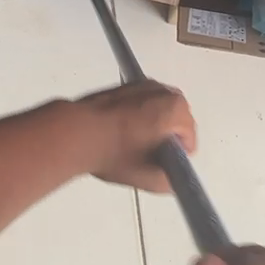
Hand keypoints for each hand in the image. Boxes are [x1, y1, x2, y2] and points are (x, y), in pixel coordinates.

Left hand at [72, 81, 195, 193]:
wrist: (76, 132)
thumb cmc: (115, 153)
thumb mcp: (148, 178)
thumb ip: (170, 180)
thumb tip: (172, 177)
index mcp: (176, 109)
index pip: (188, 138)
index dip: (176, 155)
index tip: (159, 164)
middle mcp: (164, 90)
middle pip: (175, 121)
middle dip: (165, 137)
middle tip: (145, 156)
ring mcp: (143, 84)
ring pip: (158, 111)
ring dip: (151, 126)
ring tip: (131, 145)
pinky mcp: (124, 85)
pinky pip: (141, 104)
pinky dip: (137, 116)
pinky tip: (120, 132)